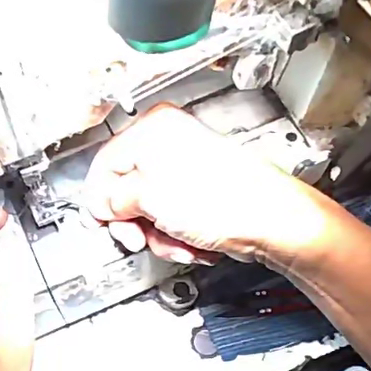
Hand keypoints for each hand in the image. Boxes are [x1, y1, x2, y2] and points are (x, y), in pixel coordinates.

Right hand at [83, 105, 330, 268]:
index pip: (103, 166)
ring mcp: (185, 169)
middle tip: (138, 236)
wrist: (272, 221)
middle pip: (125, 191)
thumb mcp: (148, 198)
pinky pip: (171, 217)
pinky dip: (177, 235)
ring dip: (158, 234)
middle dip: (132, 222)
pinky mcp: (199, 192)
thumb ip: (113, 200)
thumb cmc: (224, 200)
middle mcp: (168, 143)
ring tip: (178, 239)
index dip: (98, 200)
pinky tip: (192, 240)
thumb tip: (101, 206)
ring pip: (148, 210)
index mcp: (153, 130)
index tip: (100, 223)